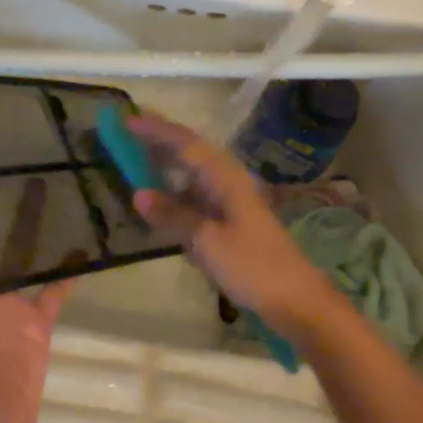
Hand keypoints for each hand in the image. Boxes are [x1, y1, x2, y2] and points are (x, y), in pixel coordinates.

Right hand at [125, 112, 326, 321]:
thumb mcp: (207, 242)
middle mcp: (227, 181)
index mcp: (225, 177)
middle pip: (189, 151)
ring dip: (166, 164)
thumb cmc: (253, 267)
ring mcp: (230, 201)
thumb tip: (138, 193)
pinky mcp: (229, 221)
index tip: (128, 120)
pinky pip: (195, 195)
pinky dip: (174, 191)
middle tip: (126, 134)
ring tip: (135, 160)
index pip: (185, 142)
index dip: (156, 130)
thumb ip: (172, 215)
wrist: (296, 302)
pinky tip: (159, 200)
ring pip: (192, 173)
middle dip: (159, 140)